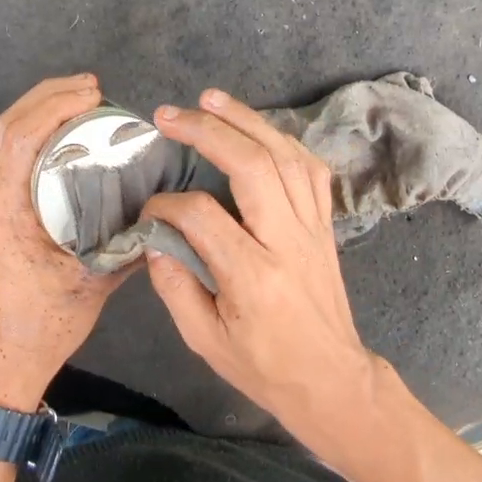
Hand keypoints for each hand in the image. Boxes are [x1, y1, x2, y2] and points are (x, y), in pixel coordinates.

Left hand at [0, 74, 126, 412]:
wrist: (5, 359)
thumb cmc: (45, 324)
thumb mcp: (92, 282)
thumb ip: (125, 243)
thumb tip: (161, 207)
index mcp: (3, 212)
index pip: (21, 138)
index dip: (55, 105)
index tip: (93, 94)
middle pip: (6, 128)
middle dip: (46, 96)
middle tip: (89, 86)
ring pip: (2, 140)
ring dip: (38, 112)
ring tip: (79, 100)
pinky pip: (6, 158)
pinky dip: (33, 135)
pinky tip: (64, 136)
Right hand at [141, 89, 375, 441]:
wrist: (333, 382)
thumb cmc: (264, 367)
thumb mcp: (205, 341)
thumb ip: (174, 287)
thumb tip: (154, 239)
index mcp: (252, 275)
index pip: (202, 215)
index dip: (166, 205)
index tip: (148, 212)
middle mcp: (287, 241)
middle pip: (253, 165)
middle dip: (208, 131)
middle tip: (169, 115)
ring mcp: (312, 228)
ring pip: (286, 156)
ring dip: (246, 120)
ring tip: (210, 99)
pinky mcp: (325, 225)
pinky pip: (310, 169)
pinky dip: (283, 140)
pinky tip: (257, 128)